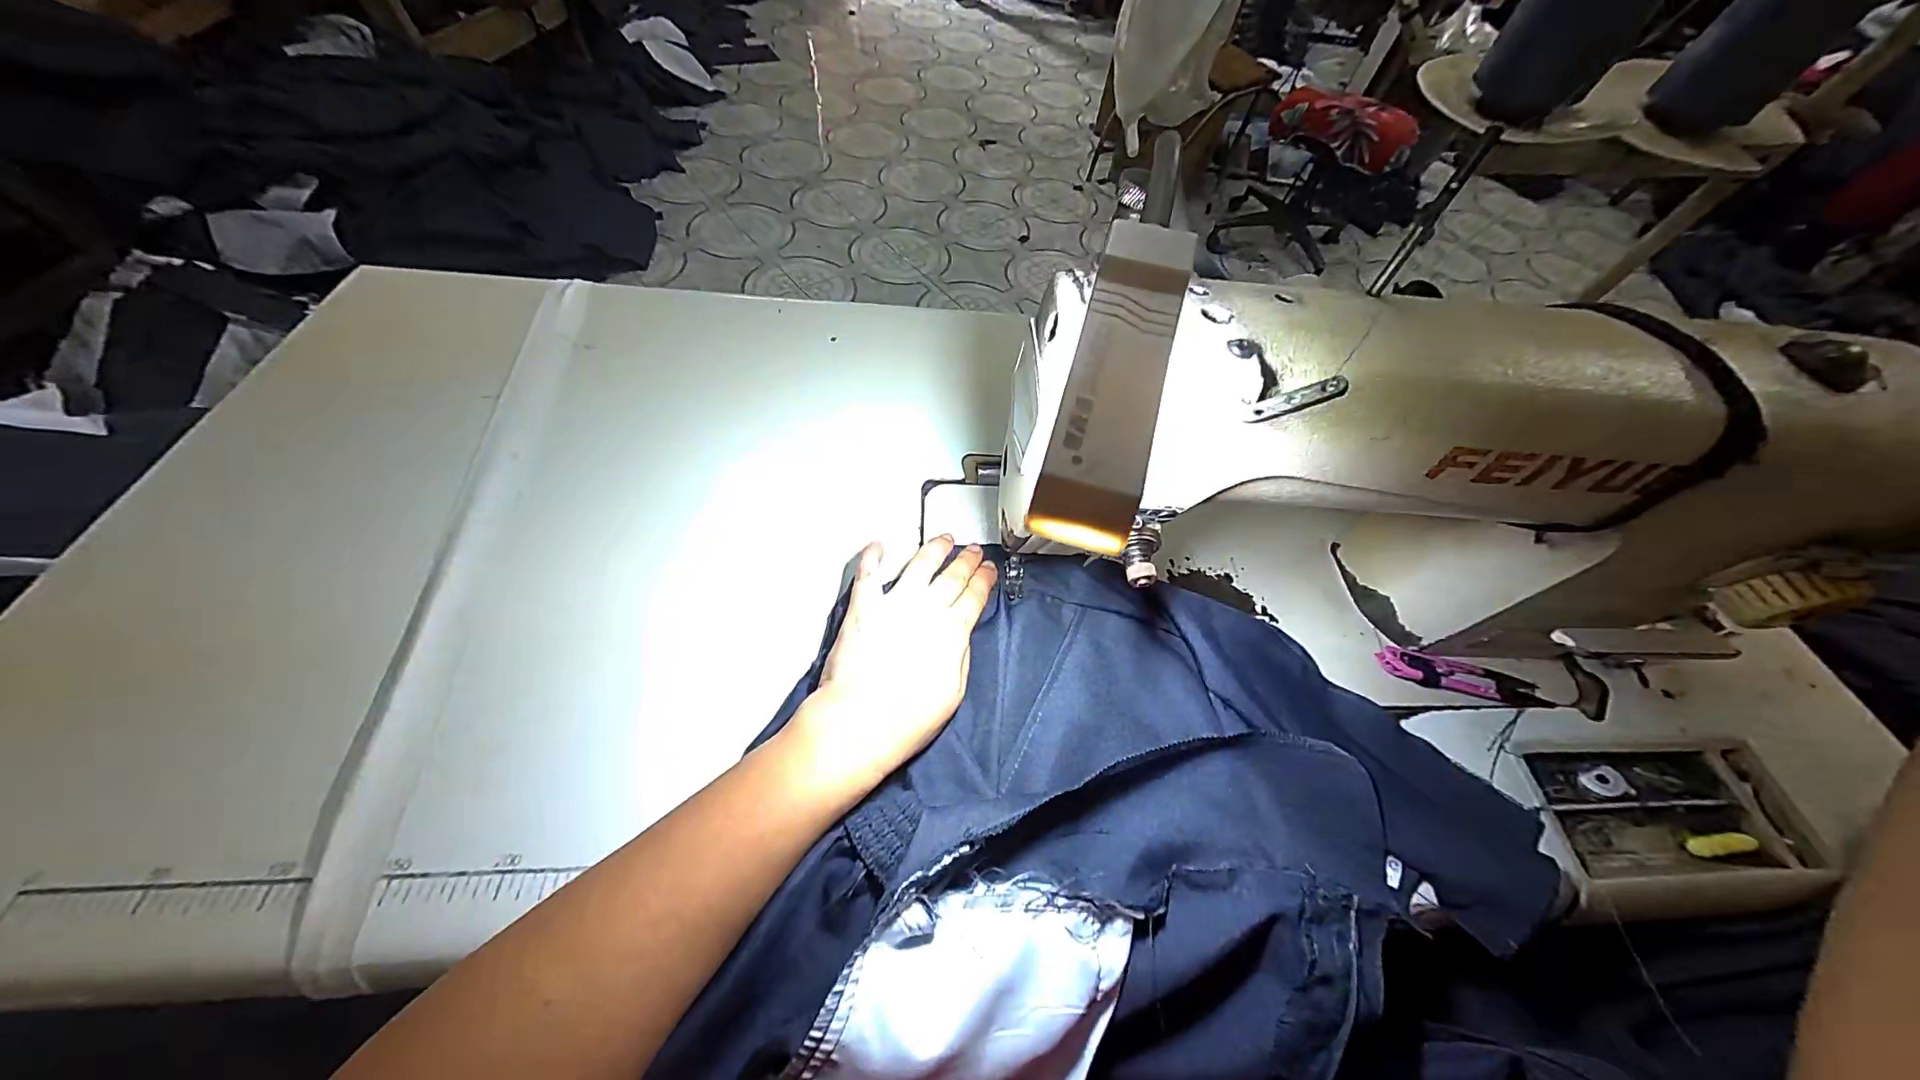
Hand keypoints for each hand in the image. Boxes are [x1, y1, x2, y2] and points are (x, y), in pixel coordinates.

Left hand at [782, 536, 996, 800]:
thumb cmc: (904, 719)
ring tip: (942, 540)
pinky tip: (879, 546)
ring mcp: (893, 605)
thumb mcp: (953, 693)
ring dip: (933, 549)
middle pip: (952, 576)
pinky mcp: (863, 608)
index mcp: (951, 632)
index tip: (988, 571)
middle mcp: (925, 611)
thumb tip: (959, 638)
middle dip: (966, 560)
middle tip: (973, 551)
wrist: (859, 722)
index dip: (984, 580)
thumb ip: (959, 657)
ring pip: (919, 564)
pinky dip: (874, 556)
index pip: (974, 596)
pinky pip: (869, 573)